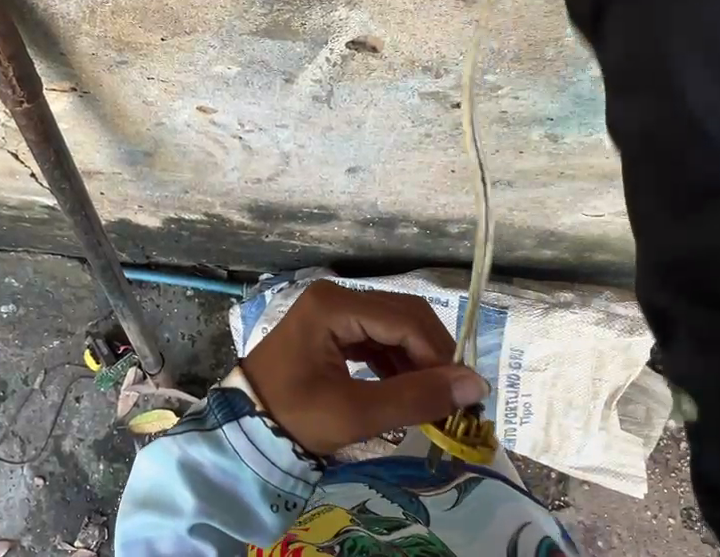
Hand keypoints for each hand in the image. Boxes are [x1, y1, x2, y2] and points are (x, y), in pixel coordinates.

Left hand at [239, 282, 487, 455]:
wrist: (244, 423)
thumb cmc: (294, 415)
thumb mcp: (355, 413)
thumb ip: (415, 398)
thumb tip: (475, 385)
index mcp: (334, 305)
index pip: (406, 320)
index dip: (439, 357)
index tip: (463, 398)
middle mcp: (336, 296)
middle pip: (404, 316)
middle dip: (433, 356)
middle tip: (453, 401)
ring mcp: (333, 310)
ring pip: (394, 326)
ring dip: (418, 361)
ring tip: (435, 403)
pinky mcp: (333, 328)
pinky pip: (378, 337)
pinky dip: (398, 363)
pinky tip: (408, 392)